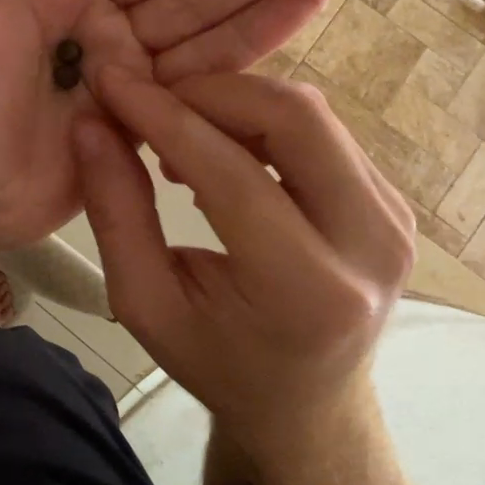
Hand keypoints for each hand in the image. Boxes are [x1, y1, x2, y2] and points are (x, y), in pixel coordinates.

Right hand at [72, 70, 415, 456]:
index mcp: (306, 289)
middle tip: (150, 100)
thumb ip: (116, 210)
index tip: (111, 81)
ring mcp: (394, 219)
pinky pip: (319, 128)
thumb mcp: (144, 301)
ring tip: (177, 134)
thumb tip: (89, 123)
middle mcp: (370, 245)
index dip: (164, 116)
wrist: (307, 402)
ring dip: (232, 102)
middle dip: (209, 90)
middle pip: (295, 117)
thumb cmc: (215, 359)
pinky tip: (217, 148)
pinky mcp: (394, 200)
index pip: (232, 172)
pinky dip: (256, 119)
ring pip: (309, 112)